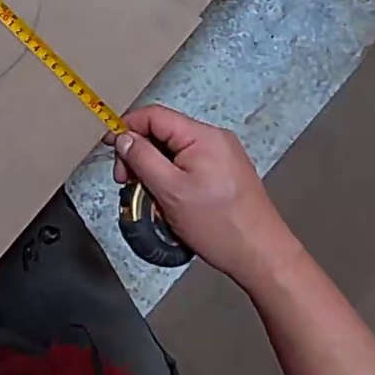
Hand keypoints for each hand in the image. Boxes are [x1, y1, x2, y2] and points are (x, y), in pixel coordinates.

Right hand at [104, 105, 300, 281]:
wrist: (263, 258)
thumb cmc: (219, 226)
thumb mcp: (170, 190)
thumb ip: (142, 158)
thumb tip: (123, 137)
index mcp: (202, 136)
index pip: (153, 115)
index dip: (127, 128)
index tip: (111, 149)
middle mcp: (214, 138)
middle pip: (162, 131)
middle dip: (139, 153)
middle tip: (127, 181)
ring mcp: (222, 155)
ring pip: (172, 149)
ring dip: (152, 167)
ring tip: (147, 194)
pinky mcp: (224, 172)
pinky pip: (187, 163)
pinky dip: (169, 175)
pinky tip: (166, 197)